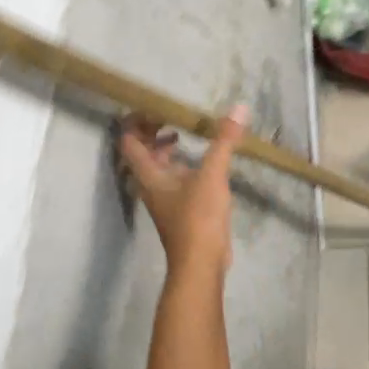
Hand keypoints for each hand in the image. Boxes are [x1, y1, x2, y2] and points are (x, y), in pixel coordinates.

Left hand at [118, 107, 248, 279]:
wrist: (200, 263)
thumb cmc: (198, 217)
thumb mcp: (212, 175)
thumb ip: (224, 141)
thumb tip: (238, 108)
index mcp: (149, 175)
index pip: (130, 141)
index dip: (136, 121)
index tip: (155, 106)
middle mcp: (151, 185)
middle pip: (141, 153)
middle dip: (151, 132)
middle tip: (171, 115)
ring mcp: (164, 199)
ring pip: (157, 167)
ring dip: (166, 149)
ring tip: (185, 134)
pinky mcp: (180, 209)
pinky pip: (173, 179)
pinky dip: (181, 165)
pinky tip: (203, 164)